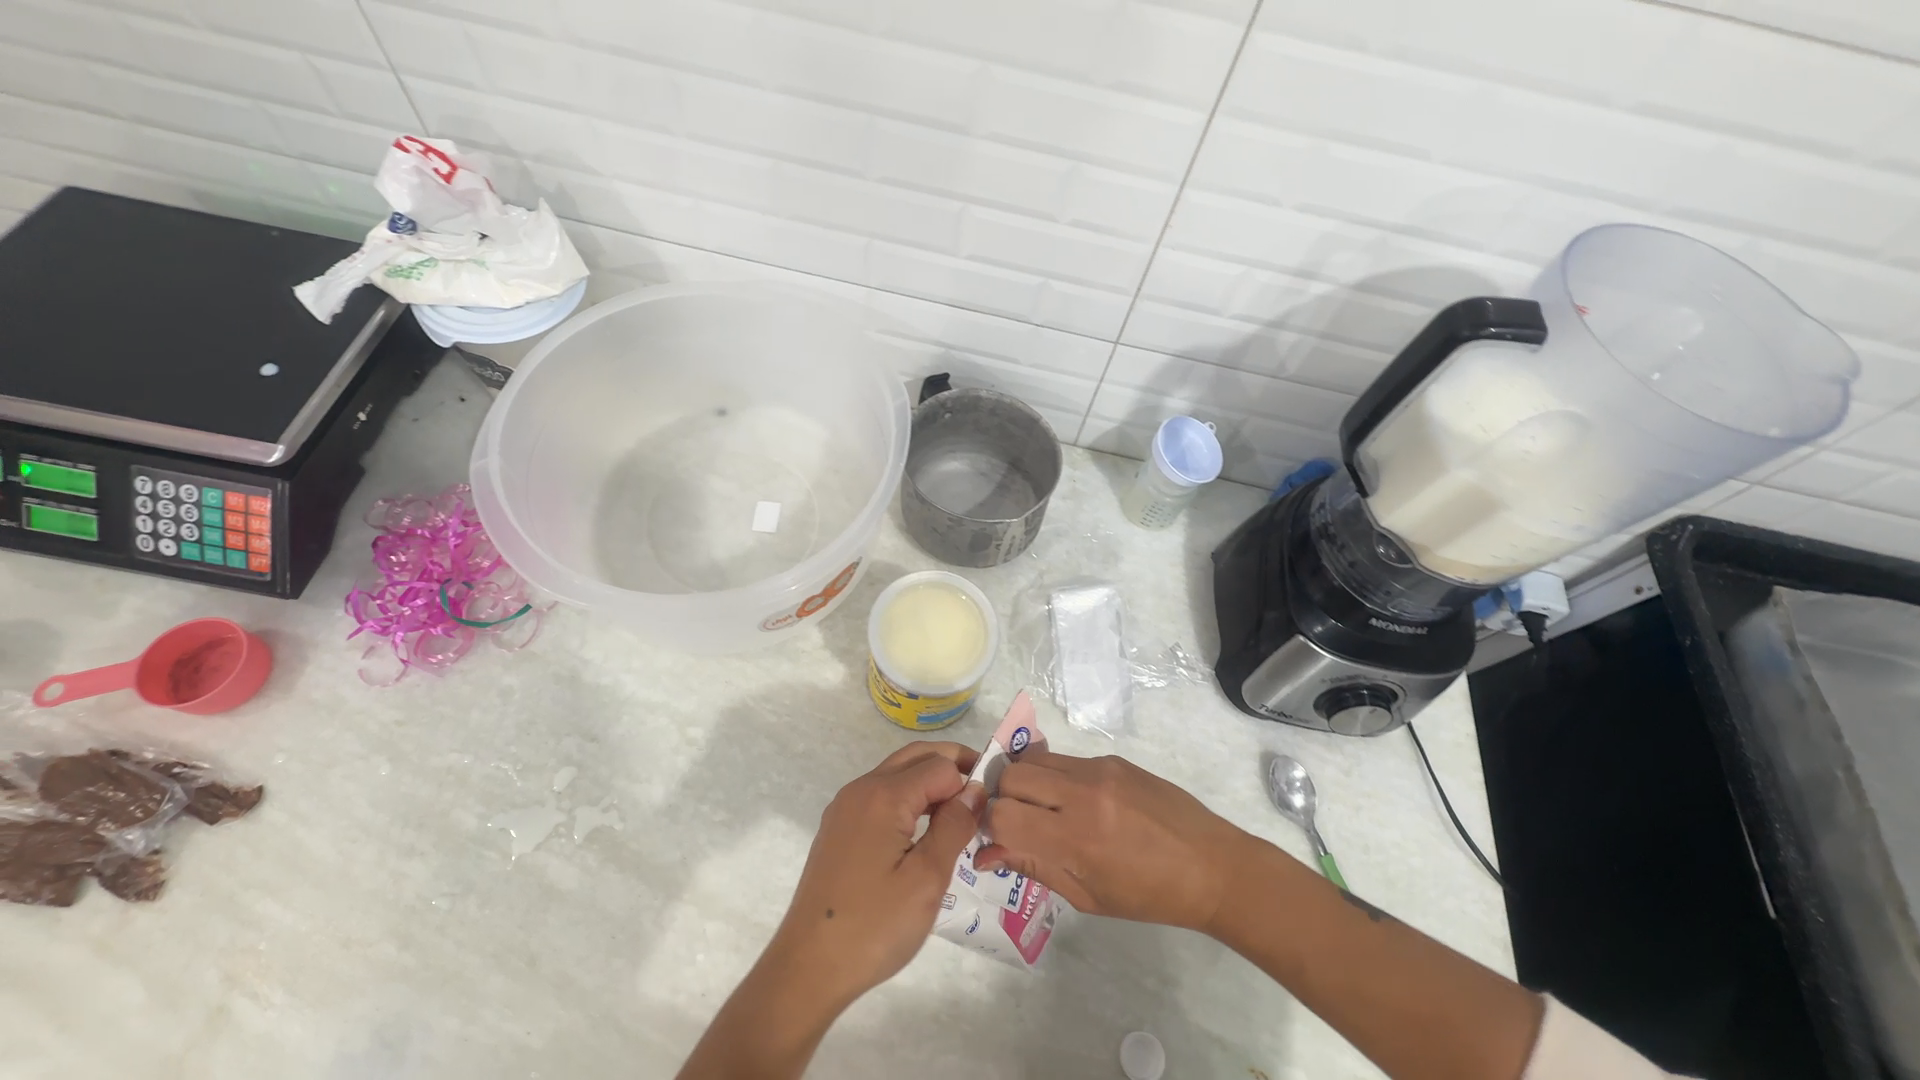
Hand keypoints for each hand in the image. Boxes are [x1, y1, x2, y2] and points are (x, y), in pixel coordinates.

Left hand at [770, 741, 984, 1007]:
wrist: (809, 966)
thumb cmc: (874, 925)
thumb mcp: (927, 879)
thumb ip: (954, 827)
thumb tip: (974, 791)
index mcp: (883, 796)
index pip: (940, 765)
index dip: (969, 782)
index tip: (991, 812)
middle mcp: (860, 790)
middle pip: (915, 758)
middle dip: (951, 767)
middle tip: (984, 798)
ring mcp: (844, 809)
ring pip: (896, 775)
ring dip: (929, 784)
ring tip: (960, 818)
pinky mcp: (838, 830)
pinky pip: (880, 797)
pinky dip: (908, 800)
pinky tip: (924, 834)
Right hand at [975, 750, 1251, 933]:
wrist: (1212, 866)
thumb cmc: (1149, 896)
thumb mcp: (1086, 896)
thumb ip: (1033, 866)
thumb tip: (985, 854)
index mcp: (1075, 838)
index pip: (1002, 815)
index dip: (992, 829)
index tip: (1000, 841)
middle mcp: (1083, 794)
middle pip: (1011, 775)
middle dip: (1004, 798)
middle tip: (1019, 822)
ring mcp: (1100, 769)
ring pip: (1034, 758)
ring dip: (1027, 782)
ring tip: (1044, 809)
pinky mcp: (1113, 758)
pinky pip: (1066, 759)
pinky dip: (1057, 778)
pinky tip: (1079, 804)